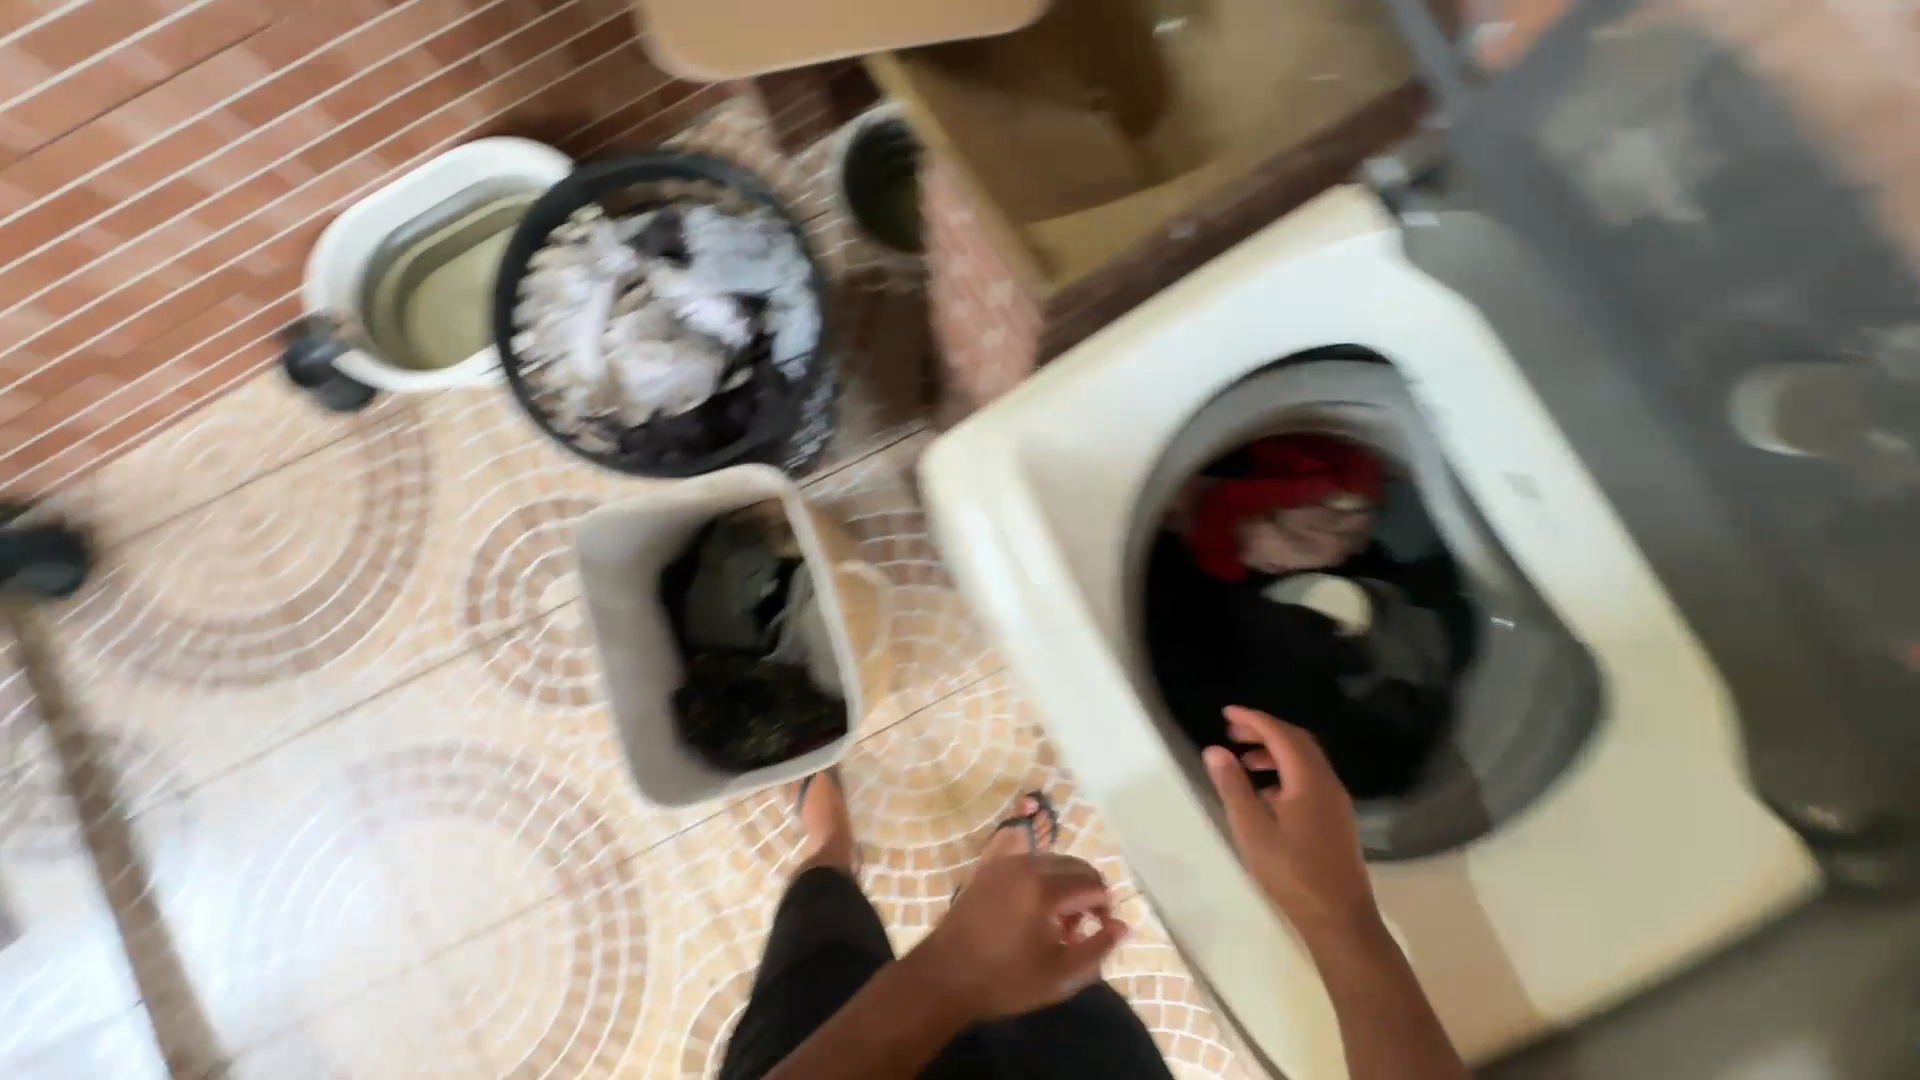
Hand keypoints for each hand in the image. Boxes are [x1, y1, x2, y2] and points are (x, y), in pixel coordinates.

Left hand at [914, 853, 1128, 1020]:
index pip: (1094, 883)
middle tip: (1078, 930)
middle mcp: (1027, 864)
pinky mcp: (988, 867)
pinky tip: (1032, 912)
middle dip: (1086, 893)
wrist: (946, 975)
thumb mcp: (1061, 976)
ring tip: (1055, 925)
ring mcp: (1004, 862)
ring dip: (1064, 885)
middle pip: (1075, 865)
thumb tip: (1121, 925)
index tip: (1099, 932)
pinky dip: (1040, 880)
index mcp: (1046, 887)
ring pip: (1051, 862)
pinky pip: (1028, 863)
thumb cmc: (1006, 980)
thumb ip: (1098, 948)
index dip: (1104, 908)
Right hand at [1204, 706, 1377, 932]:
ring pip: (1306, 760)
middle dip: (1264, 730)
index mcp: (1309, 780)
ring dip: (1275, 752)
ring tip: (1243, 762)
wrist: (1340, 919)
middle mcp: (1328, 783)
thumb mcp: (1252, 829)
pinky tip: (1266, 794)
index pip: (1280, 734)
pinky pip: (1310, 778)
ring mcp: (1336, 802)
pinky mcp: (1337, 819)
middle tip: (1232, 732)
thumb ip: (1233, 786)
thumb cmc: (1291, 873)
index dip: (1253, 719)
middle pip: (1297, 741)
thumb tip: (1215, 749)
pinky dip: (1286, 771)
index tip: (1226, 713)